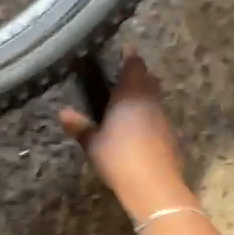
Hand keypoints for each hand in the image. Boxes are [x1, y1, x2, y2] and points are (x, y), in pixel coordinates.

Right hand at [60, 50, 196, 218]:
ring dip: (147, 94)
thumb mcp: (93, 143)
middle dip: (140, 74)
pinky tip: (142, 126)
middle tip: (128, 73)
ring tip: (133, 99)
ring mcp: (163, 118)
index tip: (127, 48)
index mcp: (129, 95)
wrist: (154, 186)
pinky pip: (160, 117)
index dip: (130, 57)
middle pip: (149, 79)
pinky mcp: (172, 136)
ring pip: (156, 98)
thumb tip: (62, 113)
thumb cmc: (118, 157)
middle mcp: (149, 101)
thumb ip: (80, 127)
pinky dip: (152, 115)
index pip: (133, 66)